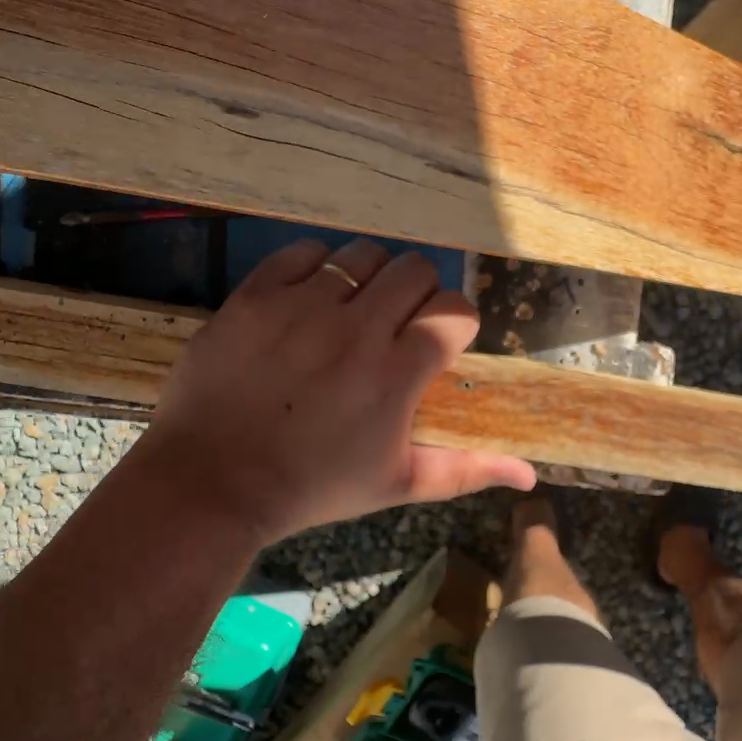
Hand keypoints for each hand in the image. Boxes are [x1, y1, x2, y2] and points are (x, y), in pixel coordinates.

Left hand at [134, 238, 535, 542]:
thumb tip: (530, 474)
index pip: (454, 311)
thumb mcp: (398, 484)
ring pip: (363, 254)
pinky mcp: (254, 296)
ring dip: (371, 277)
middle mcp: (356, 329)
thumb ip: (468, 470)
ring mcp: (302, 307)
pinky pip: (303, 252)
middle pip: (416, 270)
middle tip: (398, 325)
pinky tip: (312, 298)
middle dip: (419, 294)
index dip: (456, 323)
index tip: (438, 343)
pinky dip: (317, 267)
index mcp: (396, 374)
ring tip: (355, 308)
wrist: (210, 484)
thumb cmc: (314, 488)